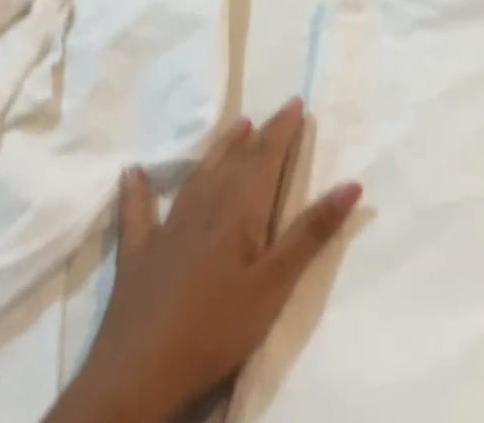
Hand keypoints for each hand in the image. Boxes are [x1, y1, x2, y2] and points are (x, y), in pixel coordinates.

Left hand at [46, 99, 362, 422]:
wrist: (135, 381)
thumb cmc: (216, 329)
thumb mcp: (276, 283)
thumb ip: (311, 232)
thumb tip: (352, 183)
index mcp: (238, 215)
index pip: (265, 161)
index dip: (282, 131)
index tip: (295, 103)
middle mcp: (201, 214)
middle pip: (233, 165)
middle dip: (256, 137)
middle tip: (270, 112)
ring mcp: (165, 236)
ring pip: (196, 182)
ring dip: (217, 153)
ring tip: (233, 128)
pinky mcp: (138, 261)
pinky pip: (136, 217)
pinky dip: (136, 193)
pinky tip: (131, 174)